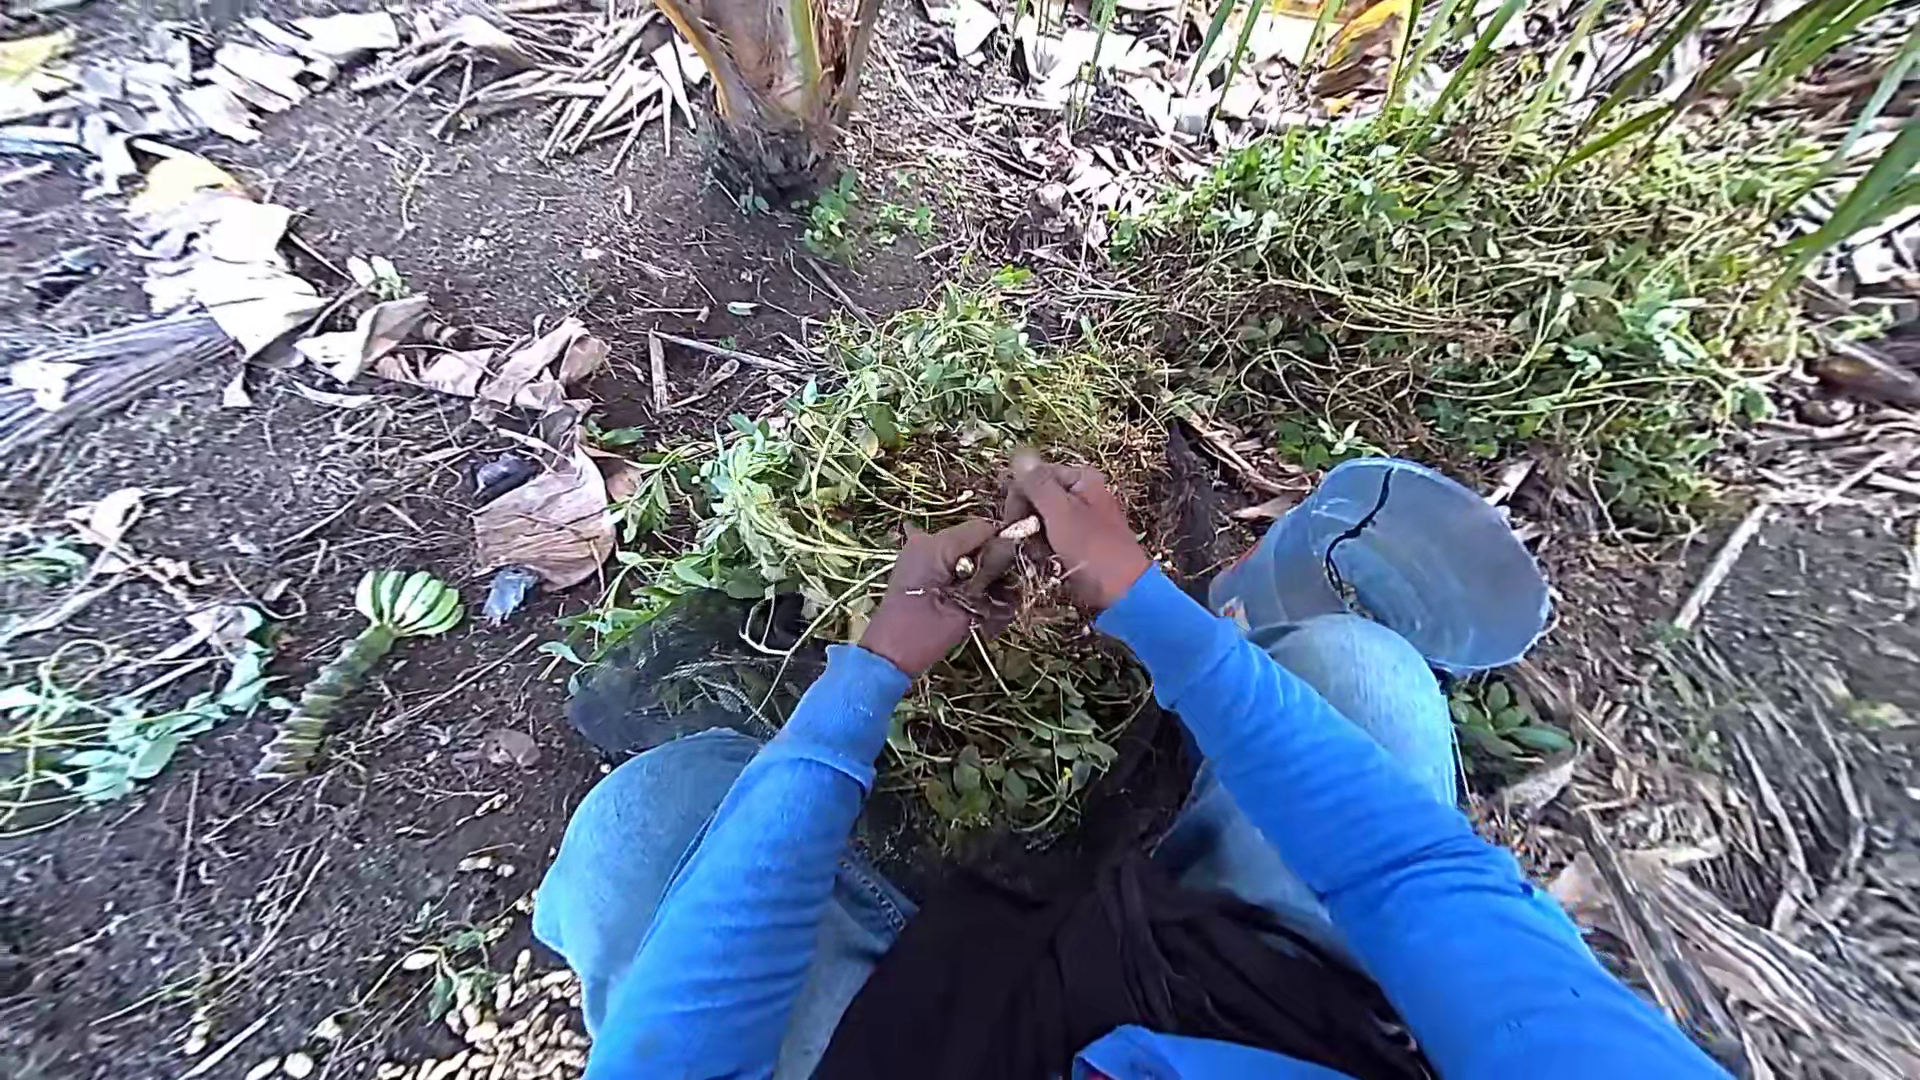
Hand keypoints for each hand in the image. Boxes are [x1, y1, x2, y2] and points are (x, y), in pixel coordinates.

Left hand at [860, 518, 1001, 676]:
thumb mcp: (966, 605)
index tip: (1011, 573)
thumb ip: (989, 571)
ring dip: (976, 572)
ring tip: (980, 603)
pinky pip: (948, 561)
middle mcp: (925, 541)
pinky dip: (960, 575)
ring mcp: (917, 552)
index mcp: (936, 545)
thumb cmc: (924, 635)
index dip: (1001, 546)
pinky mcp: (915, 566)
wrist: (887, 656)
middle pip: (973, 539)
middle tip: (997, 594)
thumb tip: (1013, 546)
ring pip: (963, 551)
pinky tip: (963, 597)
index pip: (983, 528)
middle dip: (989, 563)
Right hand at [1008, 453, 1149, 609]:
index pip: (1035, 475)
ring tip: (1041, 553)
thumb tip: (1020, 455)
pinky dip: (1044, 547)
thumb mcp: (1061, 512)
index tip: (1013, 519)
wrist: (1121, 590)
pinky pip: (1050, 535)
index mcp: (1082, 479)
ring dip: (1033, 536)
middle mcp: (1081, 492)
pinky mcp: (1077, 538)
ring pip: (1039, 518)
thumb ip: (1038, 484)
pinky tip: (1048, 559)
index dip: (1019, 495)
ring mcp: (1080, 516)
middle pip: (1036, 496)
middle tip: (1026, 538)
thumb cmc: (1092, 548)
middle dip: (1027, 518)